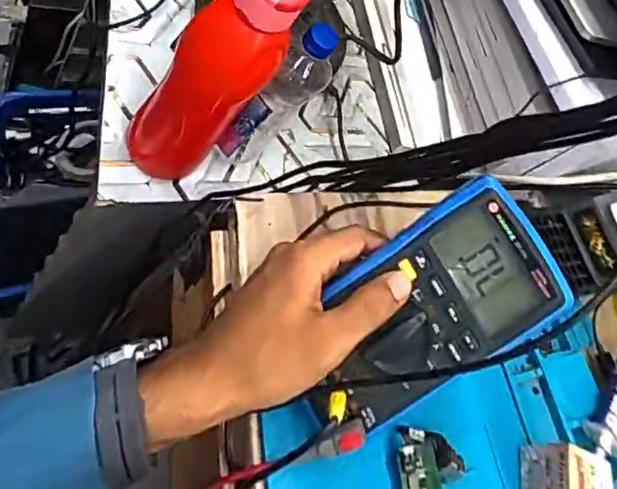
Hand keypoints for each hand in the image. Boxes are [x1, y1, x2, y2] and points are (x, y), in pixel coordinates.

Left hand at [138, 226, 411, 448]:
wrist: (212, 379)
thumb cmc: (265, 360)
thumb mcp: (330, 339)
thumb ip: (369, 307)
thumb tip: (399, 281)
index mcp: (305, 257)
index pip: (358, 236)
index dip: (386, 250)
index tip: (404, 269)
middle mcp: (289, 254)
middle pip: (341, 248)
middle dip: (367, 271)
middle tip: (385, 300)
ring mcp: (276, 269)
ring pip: (324, 265)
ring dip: (346, 284)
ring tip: (356, 318)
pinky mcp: (268, 287)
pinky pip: (307, 277)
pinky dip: (325, 292)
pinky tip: (327, 323)